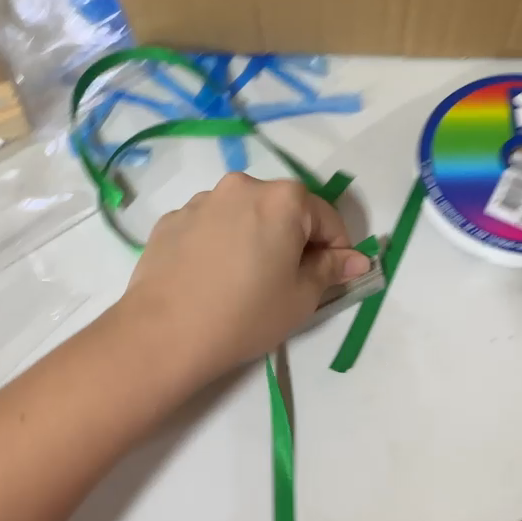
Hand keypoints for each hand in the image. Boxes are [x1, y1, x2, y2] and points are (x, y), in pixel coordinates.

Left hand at [115, 173, 372, 383]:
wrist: (164, 333)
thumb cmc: (246, 315)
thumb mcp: (301, 297)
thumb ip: (331, 270)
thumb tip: (356, 259)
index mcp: (283, 199)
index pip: (327, 219)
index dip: (337, 250)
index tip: (332, 279)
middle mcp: (242, 187)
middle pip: (283, 210)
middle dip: (293, 240)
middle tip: (286, 283)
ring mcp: (201, 201)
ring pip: (243, 216)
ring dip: (254, 239)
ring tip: (244, 282)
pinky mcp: (171, 220)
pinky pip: (210, 227)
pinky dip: (219, 245)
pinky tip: (211, 280)